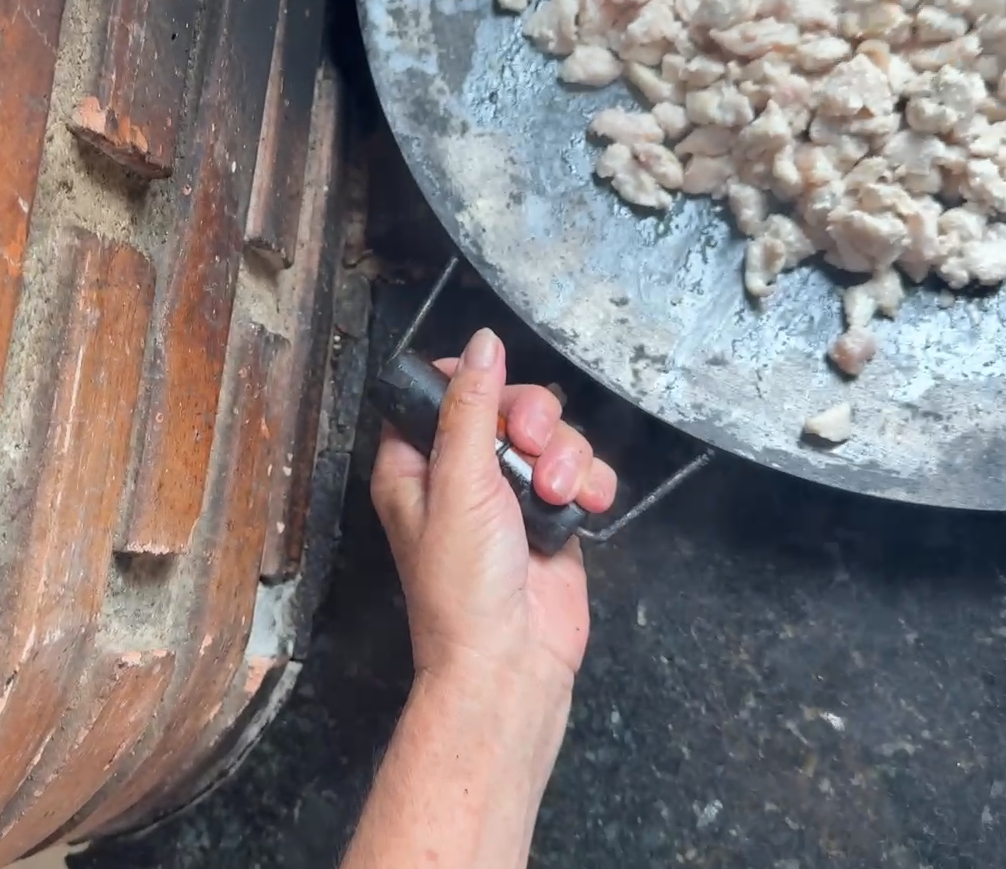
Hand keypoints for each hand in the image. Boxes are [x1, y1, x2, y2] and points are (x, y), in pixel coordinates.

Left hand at [370, 328, 617, 690]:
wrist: (512, 662)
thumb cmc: (464, 583)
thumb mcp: (459, 484)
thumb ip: (470, 409)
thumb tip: (481, 343)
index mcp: (416, 462)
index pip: (437, 392)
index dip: (467, 378)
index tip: (492, 385)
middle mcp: (461, 470)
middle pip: (504, 403)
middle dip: (531, 417)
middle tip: (533, 445)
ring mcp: (509, 490)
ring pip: (550, 433)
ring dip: (564, 455)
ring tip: (555, 493)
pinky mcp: (550, 511)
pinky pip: (580, 469)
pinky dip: (589, 480)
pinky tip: (585, 504)